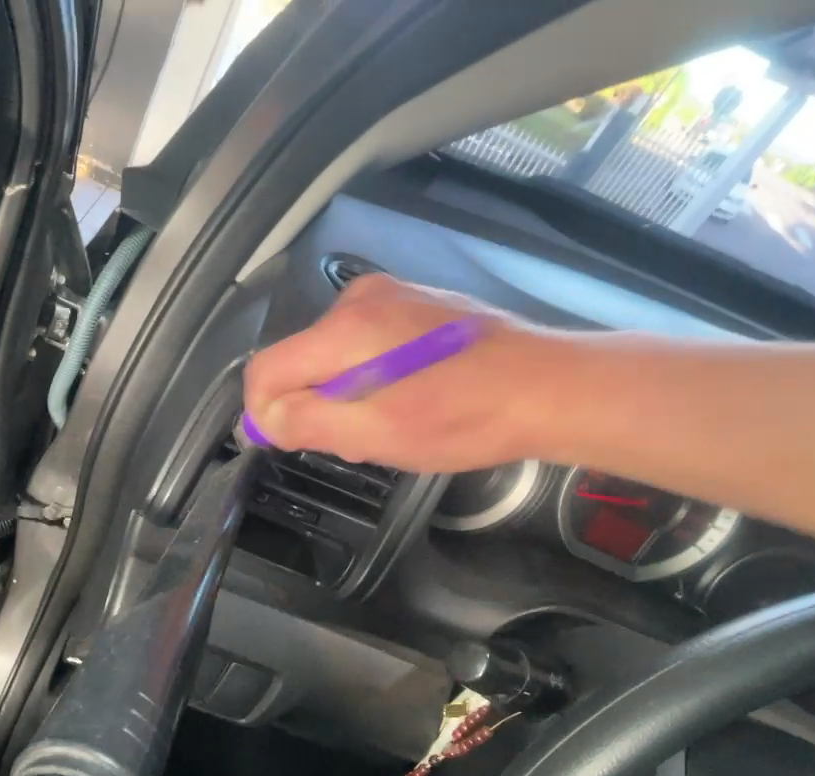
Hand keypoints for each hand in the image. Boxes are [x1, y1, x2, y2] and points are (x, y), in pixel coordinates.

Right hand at [242, 275, 580, 473]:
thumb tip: (264, 418)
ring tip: (389, 423)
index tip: (289, 442)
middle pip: (299, 361)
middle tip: (355, 442)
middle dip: (313, 405)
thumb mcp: (376, 433)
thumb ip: (307, 422)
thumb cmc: (463, 417)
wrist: (550, 386)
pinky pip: (365, 342)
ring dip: (343, 395)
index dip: (264, 412)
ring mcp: (391, 295)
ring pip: (332, 355)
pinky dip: (369, 376)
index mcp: (344, 329)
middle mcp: (359, 298)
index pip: (266, 369)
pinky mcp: (416, 302)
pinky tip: (408, 399)